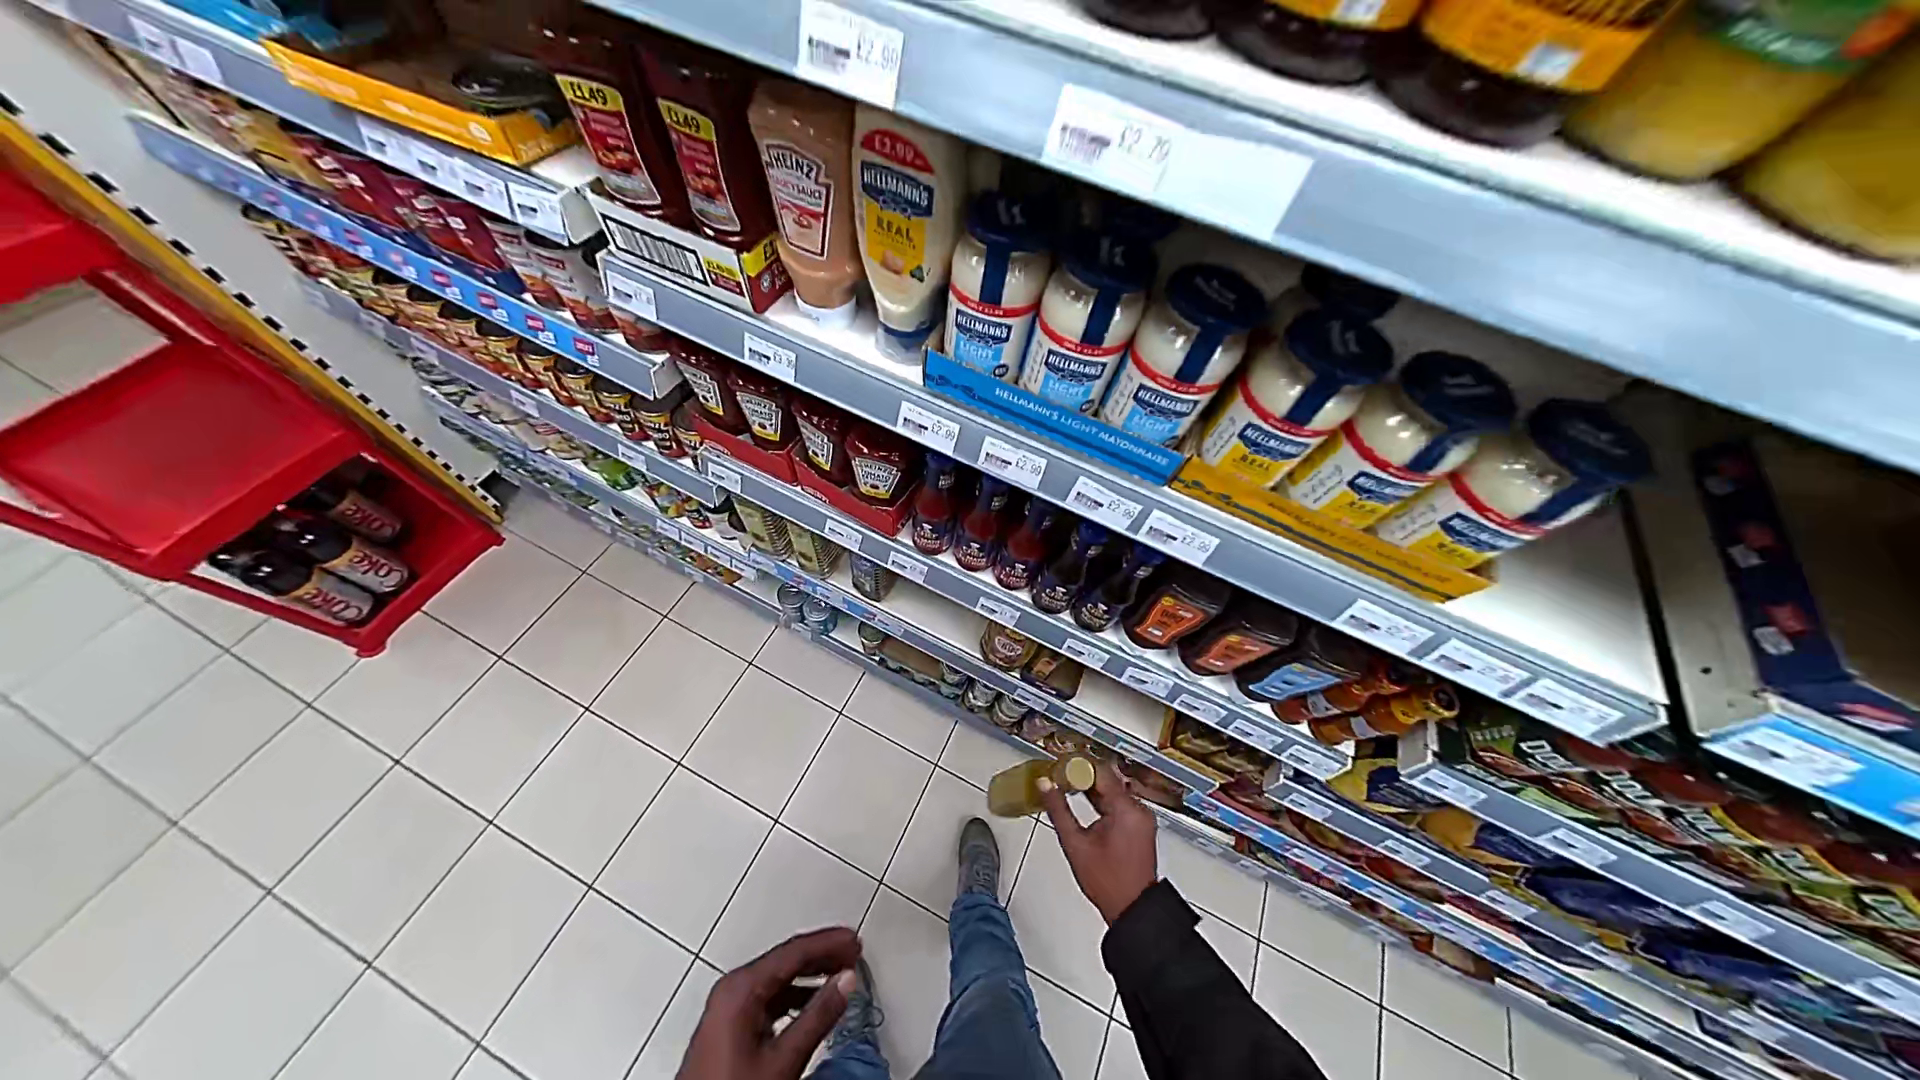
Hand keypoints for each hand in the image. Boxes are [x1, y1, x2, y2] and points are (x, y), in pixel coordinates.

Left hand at [677, 927, 861, 1079]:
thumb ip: (818, 1016)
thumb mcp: (783, 1060)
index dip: (828, 943)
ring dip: (811, 974)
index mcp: (741, 989)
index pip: (793, 952)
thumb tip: (846, 981)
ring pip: (778, 977)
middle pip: (785, 960)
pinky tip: (814, 1002)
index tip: (854, 941)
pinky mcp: (730, 1026)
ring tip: (841, 974)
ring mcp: (728, 1007)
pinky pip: (770, 996)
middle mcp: (732, 990)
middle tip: (853, 953)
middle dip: (822, 954)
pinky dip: (796, 994)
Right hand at [1040, 761, 1157, 923]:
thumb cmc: (1108, 883)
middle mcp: (1139, 809)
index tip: (1059, 765)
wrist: (1132, 909)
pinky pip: (1119, 802)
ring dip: (1091, 787)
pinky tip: (1084, 801)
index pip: (1100, 772)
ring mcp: (1141, 817)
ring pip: (1113, 789)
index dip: (1077, 765)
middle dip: (1082, 775)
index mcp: (1126, 810)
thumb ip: (1058, 810)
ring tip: (1067, 786)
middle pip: (1107, 779)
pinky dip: (1101, 799)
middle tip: (1059, 774)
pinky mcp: (1140, 825)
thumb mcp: (1075, 844)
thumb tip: (1046, 786)